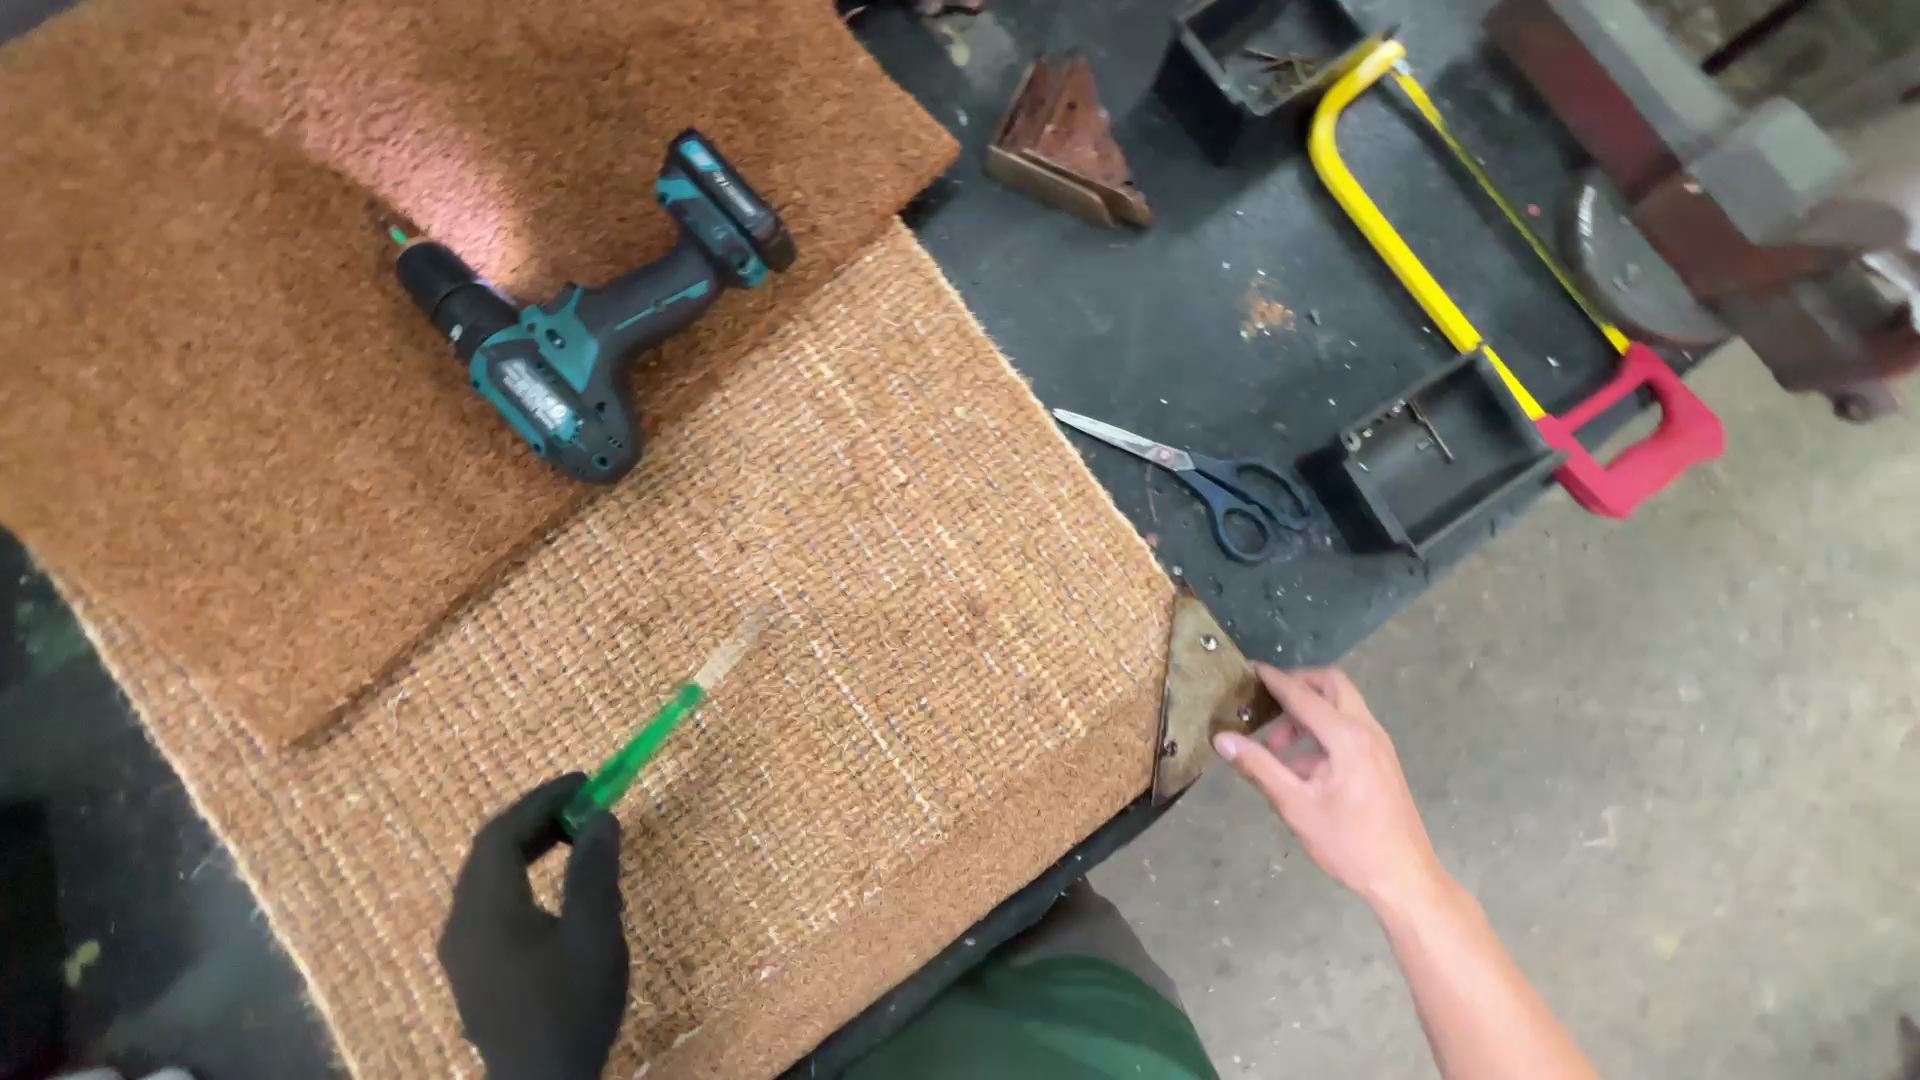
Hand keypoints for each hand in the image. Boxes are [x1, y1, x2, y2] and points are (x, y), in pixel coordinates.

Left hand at [438, 774, 628, 1079]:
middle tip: (583, 801)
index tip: (584, 782)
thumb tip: (601, 816)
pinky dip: (522, 871)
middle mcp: (461, 925)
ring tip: (575, 831)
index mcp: (485, 914)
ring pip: (487, 875)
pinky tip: (554, 879)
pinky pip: (491, 897)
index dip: (540, 800)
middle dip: (535, 818)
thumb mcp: (594, 935)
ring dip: (529, 843)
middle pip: (488, 851)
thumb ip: (594, 872)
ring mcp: (462, 948)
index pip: (500, 835)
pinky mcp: (473, 966)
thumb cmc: (570, 1007)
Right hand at [1212, 666, 1447, 912]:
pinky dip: (1320, 731)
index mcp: (1347, 738)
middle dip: (1298, 685)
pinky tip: (1299, 767)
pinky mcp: (1381, 761)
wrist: (1405, 879)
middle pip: (1332, 685)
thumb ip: (1258, 766)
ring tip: (1274, 746)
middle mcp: (1367, 731)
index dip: (1274, 680)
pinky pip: (1348, 729)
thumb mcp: (1295, 805)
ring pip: (1341, 706)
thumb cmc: (1349, 843)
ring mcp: (1379, 745)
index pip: (1303, 695)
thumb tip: (1222, 738)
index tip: (1249, 669)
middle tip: (1266, 699)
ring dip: (1307, 713)